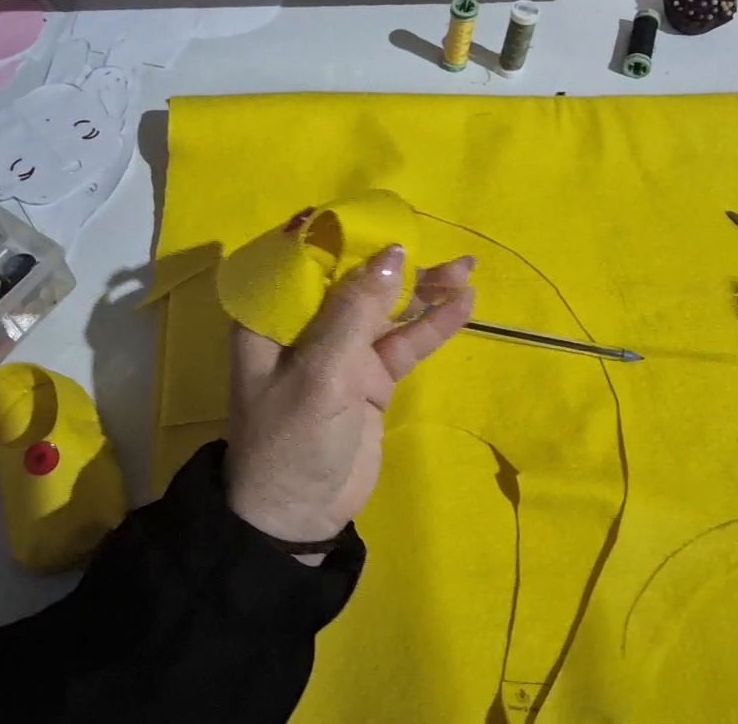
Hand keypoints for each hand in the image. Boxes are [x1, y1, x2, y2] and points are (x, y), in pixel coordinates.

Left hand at [226, 246, 476, 546]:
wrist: (300, 518)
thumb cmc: (291, 442)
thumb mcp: (320, 375)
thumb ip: (355, 313)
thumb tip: (393, 254)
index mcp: (272, 317)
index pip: (305, 259)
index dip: (344, 236)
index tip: (386, 218)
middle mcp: (305, 325)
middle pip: (354, 279)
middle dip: (394, 261)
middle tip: (437, 247)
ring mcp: (340, 351)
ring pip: (385, 308)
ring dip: (422, 289)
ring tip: (465, 270)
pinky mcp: (369, 376)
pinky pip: (403, 341)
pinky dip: (431, 324)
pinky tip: (463, 304)